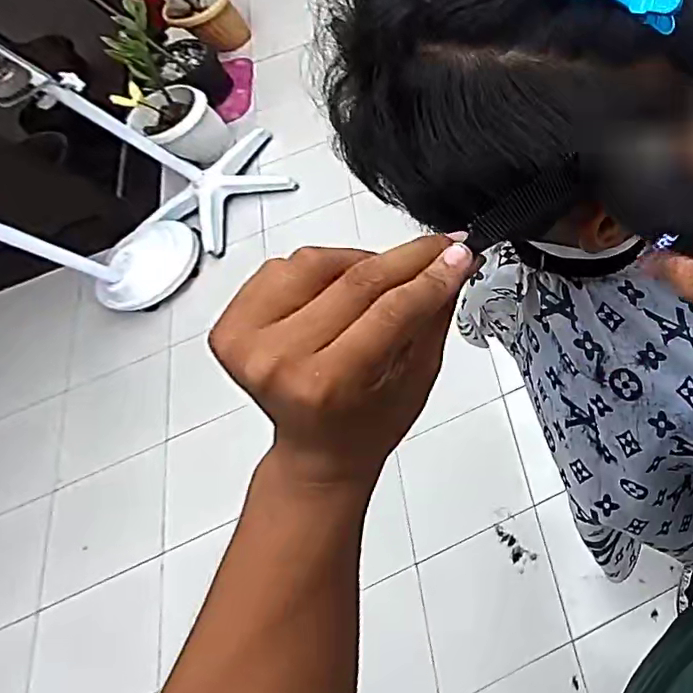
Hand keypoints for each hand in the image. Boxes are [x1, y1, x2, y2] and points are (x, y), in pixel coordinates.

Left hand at [208, 234, 476, 487]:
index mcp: (330, 381)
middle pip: (359, 280)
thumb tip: (454, 264)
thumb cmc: (370, 420)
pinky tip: (345, 288)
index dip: (434, 275)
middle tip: (443, 247)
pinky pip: (285, 267)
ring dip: (366, 260)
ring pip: (319, 262)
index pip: (394, 308)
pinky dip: (324, 266)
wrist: (321, 445)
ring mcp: (248, 339)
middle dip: (412, 257)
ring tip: (388, 280)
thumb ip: (433, 312)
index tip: (461, 254)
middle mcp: (279, 359)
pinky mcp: (232, 323)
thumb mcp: (420, 371)